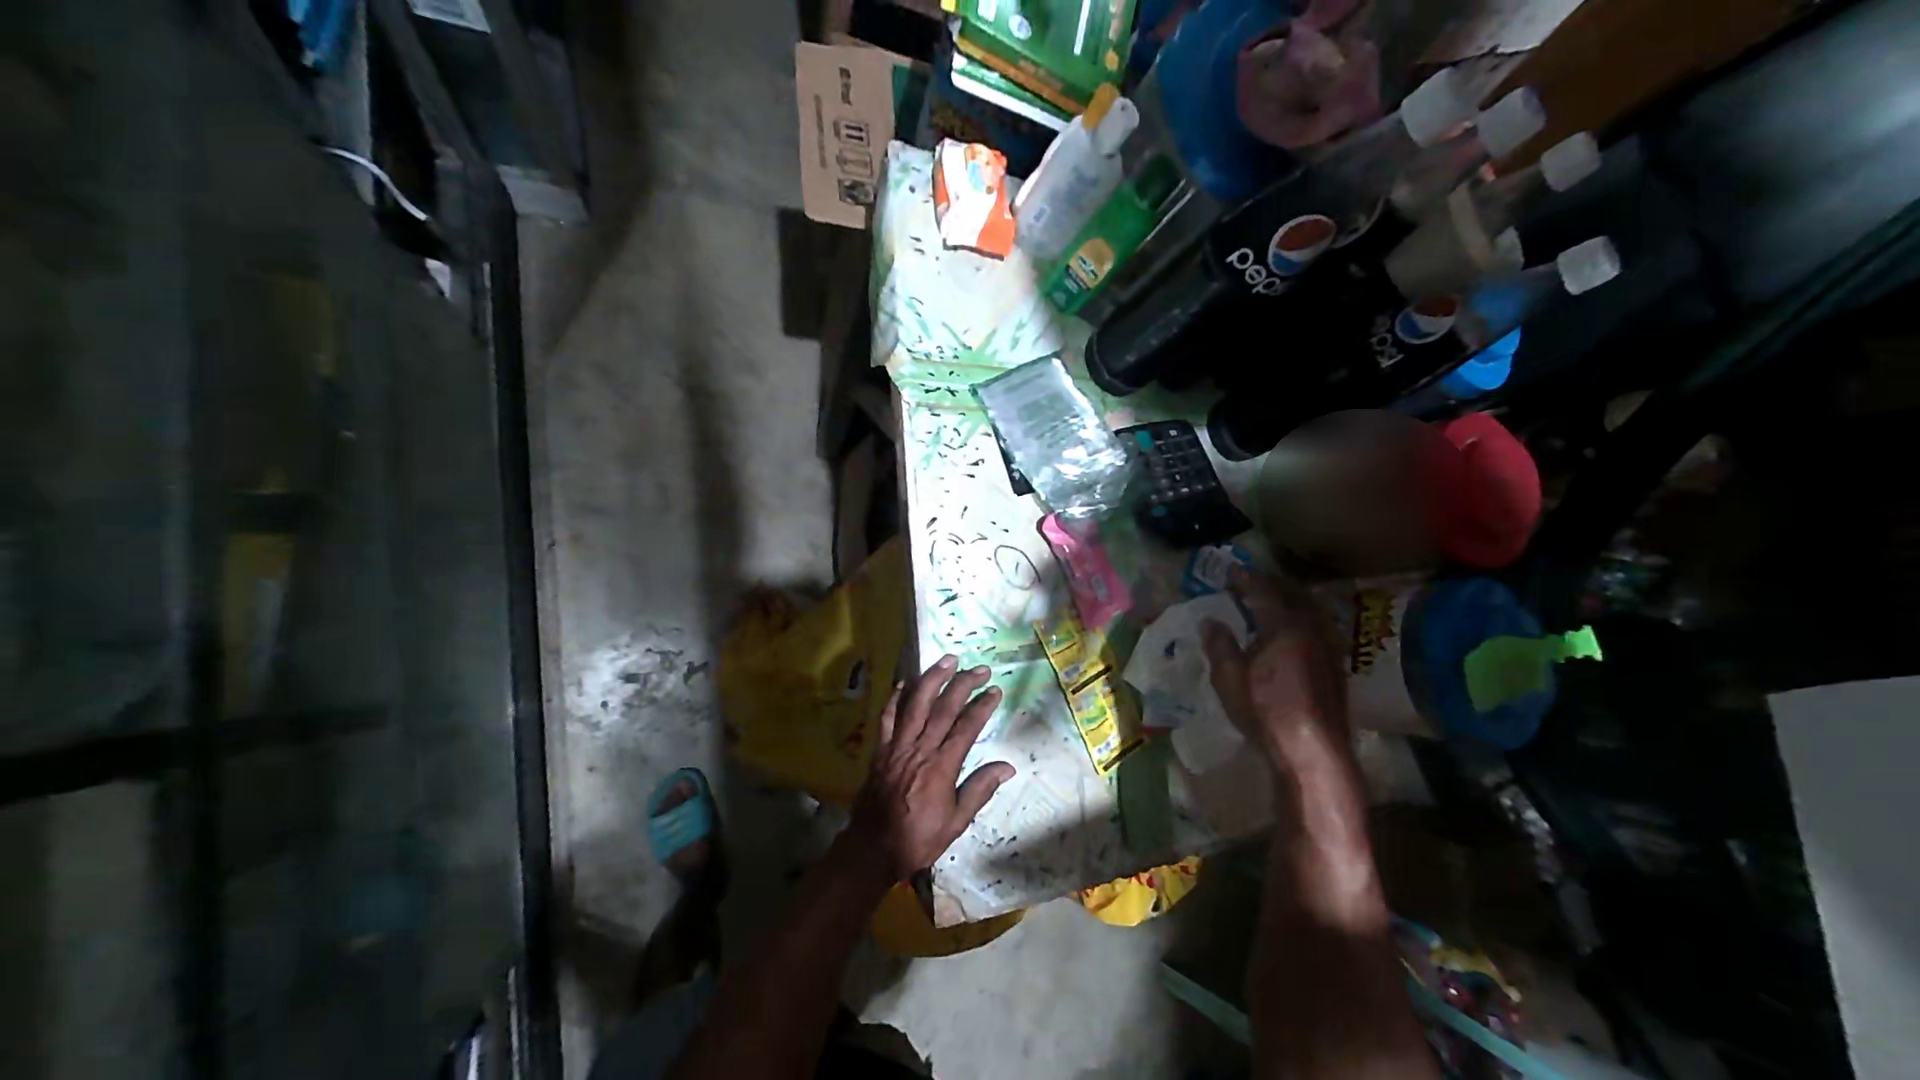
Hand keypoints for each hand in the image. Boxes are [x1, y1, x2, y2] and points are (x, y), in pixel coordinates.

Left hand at [841, 655, 1015, 884]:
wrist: (872, 847)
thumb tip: (1007, 766)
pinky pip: (887, 717)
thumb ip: (980, 790)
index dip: (981, 706)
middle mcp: (920, 749)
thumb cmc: (918, 838)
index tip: (994, 690)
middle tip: (979, 668)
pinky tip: (904, 682)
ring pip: (916, 704)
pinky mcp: (880, 749)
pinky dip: (896, 698)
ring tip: (947, 660)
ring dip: (932, 679)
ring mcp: (897, 746)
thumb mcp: (956, 822)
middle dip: (963, 684)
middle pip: (944, 708)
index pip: (966, 727)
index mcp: (942, 766)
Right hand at [1200, 569, 1346, 762]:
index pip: (1263, 590)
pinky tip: (1290, 630)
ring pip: (1310, 608)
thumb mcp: (1228, 679)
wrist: (1313, 750)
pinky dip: (1302, 616)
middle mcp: (1311, 627)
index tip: (1230, 573)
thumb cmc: (1265, 711)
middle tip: (1250, 583)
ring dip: (1290, 599)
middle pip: (1293, 593)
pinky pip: (1319, 624)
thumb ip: (1219, 645)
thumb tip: (1212, 621)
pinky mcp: (1336, 664)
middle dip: (1271, 584)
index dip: (1245, 578)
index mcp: (1283, 625)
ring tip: (1270, 603)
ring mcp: (1329, 645)